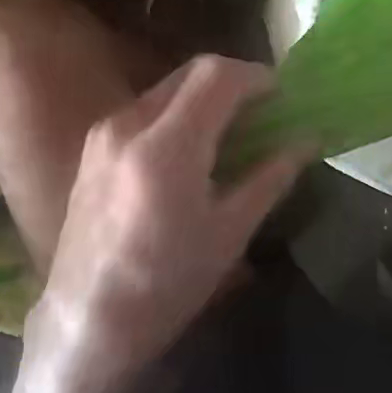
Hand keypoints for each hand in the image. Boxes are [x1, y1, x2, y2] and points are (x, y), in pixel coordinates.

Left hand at [27, 56, 305, 392]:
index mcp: (165, 146)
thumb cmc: (165, 285)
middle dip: (231, 81)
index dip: (256, 76)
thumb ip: (269, 178)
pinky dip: (176, 113)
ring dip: (202, 96)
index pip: (216, 75)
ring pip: (165, 88)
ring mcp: (104, 132)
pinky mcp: (92, 145)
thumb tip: (305, 142)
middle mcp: (129, 124)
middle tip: (262, 110)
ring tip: (231, 130)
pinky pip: (144, 109)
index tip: (282, 95)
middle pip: (189, 73)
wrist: (86, 319)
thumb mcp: (228, 234)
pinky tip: (191, 147)